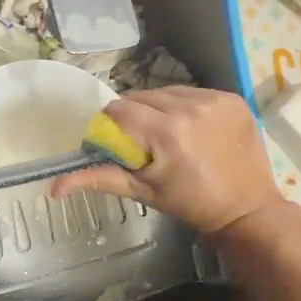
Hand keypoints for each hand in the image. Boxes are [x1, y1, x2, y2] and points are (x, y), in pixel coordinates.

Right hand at [51, 86, 284, 235]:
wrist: (247, 208)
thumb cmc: (190, 203)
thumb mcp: (142, 191)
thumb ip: (97, 179)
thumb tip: (53, 188)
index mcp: (167, 132)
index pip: (119, 109)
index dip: (113, 126)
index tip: (121, 145)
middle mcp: (192, 108)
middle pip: (141, 97)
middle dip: (135, 117)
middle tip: (144, 144)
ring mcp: (216, 100)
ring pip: (165, 92)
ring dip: (158, 109)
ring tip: (168, 136)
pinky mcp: (232, 98)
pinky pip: (192, 92)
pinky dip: (184, 107)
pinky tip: (191, 129)